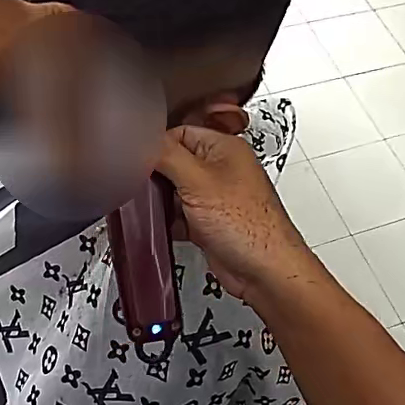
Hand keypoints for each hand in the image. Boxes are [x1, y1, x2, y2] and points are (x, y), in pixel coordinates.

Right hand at [154, 126, 324, 303]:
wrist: (265, 272)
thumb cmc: (251, 228)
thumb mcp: (197, 181)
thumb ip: (166, 155)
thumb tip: (142, 138)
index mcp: (225, 148)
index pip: (178, 131)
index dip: (156, 145)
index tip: (139, 159)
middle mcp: (222, 170)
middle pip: (174, 162)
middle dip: (158, 176)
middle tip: (148, 187)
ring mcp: (216, 198)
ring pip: (175, 191)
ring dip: (163, 202)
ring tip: (161, 209)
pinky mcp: (210, 223)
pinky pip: (181, 216)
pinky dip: (171, 222)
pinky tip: (169, 227)